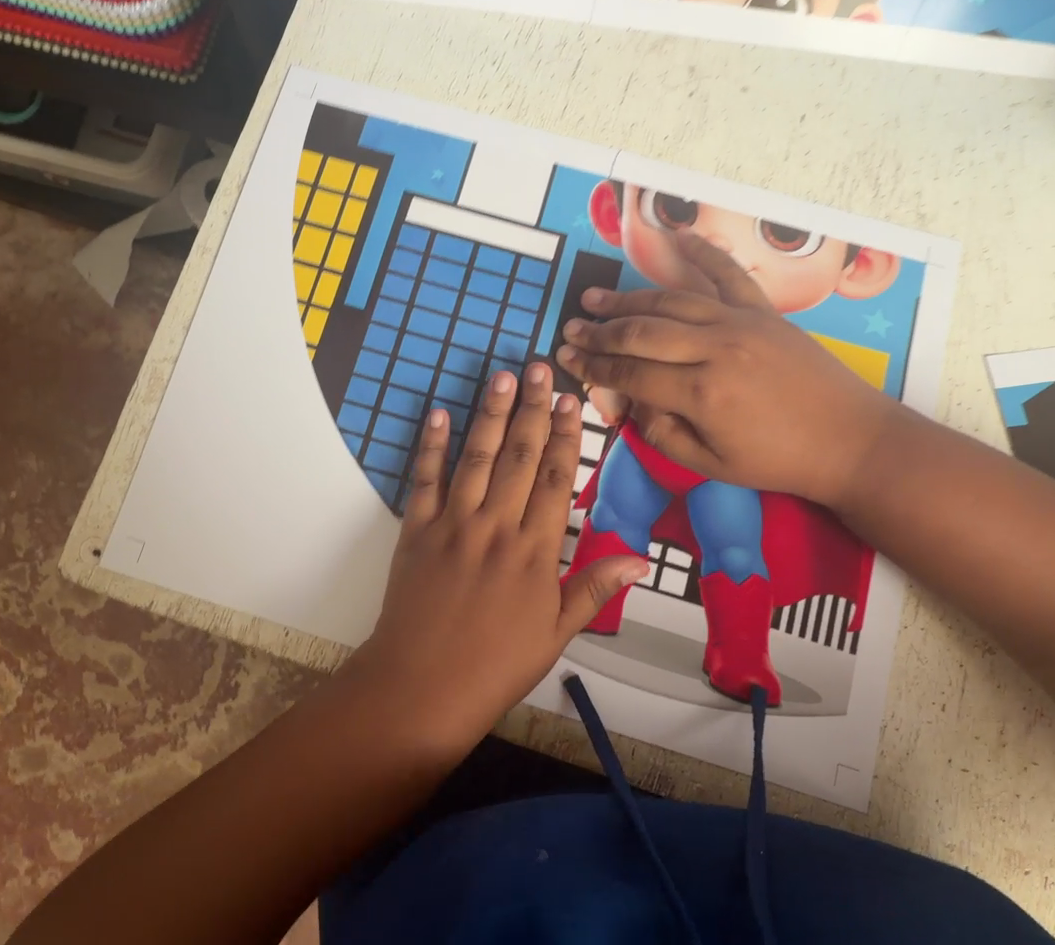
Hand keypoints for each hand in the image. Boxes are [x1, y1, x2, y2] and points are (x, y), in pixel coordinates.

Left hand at [347, 362, 648, 750]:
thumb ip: (594, 588)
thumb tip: (639, 558)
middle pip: (517, 456)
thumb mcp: (556, 633)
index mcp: (534, 552)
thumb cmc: (496, 665)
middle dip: (531, 409)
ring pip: (475, 458)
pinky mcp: (415, 531)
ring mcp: (452, 525)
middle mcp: (495, 527)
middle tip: (539, 367)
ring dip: (489, 414)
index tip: (571, 400)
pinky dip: (431, 445)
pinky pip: (424, 480)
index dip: (565, 436)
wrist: (423, 686)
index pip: (554, 480)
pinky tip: (440, 413)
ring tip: (501, 375)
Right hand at [554, 229, 905, 510]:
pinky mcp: (765, 312)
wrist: (850, 440)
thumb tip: (634, 402)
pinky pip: (728, 275)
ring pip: (671, 301)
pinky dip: (702, 254)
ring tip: (595, 298)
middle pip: (641, 331)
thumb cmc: (778, 461)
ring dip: (628, 299)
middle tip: (570, 329)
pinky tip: (678, 239)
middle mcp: (716, 349)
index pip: (630, 372)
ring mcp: (741, 323)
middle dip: (599, 331)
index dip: (592, 366)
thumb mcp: (710, 465)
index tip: (566, 359)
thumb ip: (662, 433)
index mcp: (701, 393)